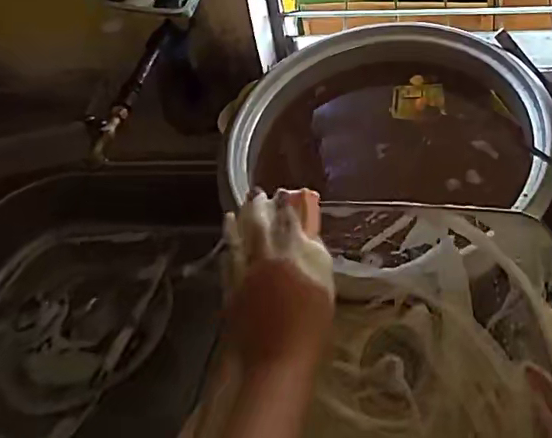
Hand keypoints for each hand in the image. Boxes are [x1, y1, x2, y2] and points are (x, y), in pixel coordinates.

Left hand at [222, 188, 334, 371]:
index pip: (286, 216)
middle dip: (258, 205)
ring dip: (237, 222)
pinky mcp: (229, 291)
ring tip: (235, 210)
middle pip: (258, 223)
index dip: (285, 201)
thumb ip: (314, 251)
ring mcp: (243, 273)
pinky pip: (226, 262)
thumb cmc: (310, 320)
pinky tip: (227, 244)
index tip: (284, 192)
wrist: (276, 359)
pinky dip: (228, 248)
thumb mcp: (324, 279)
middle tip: (257, 192)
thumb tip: (305, 233)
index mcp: (290, 249)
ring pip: (237, 239)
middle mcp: (263, 255)